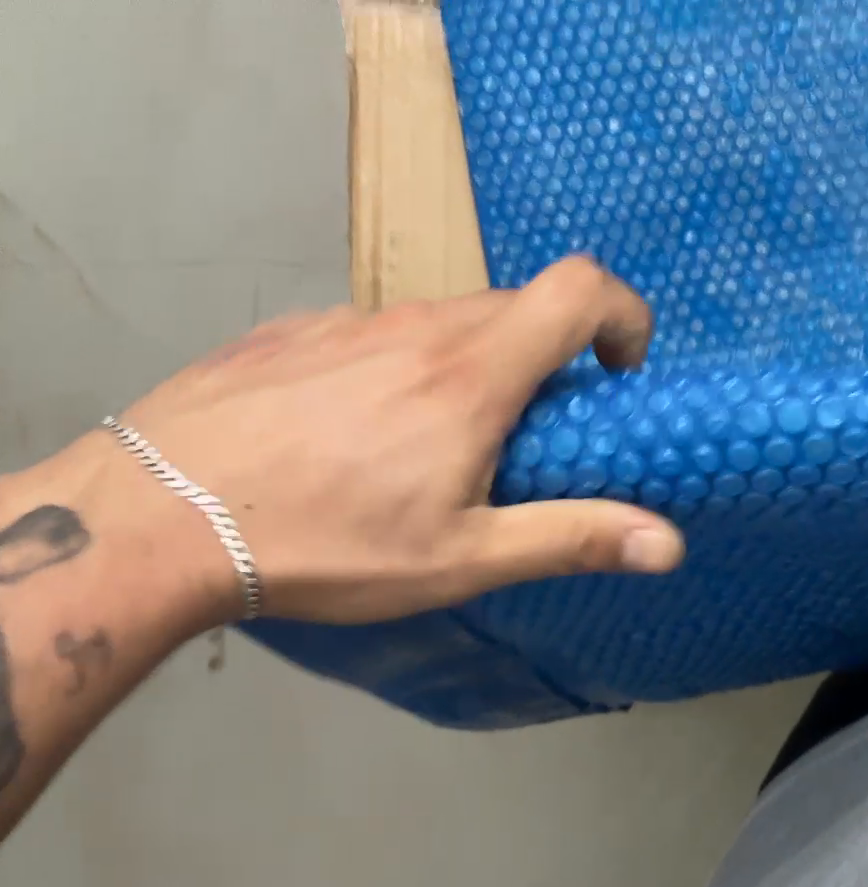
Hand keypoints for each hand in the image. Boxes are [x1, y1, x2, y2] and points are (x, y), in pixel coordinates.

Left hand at [79, 256, 683, 624]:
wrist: (140, 522)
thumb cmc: (321, 543)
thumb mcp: (464, 558)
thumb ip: (575, 538)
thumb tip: (669, 545)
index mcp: (473, 375)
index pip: (578, 290)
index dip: (625, 314)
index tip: (620, 374)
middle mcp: (419, 328)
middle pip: (523, 308)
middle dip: (559, 358)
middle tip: (542, 431)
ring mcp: (349, 322)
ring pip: (453, 318)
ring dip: (488, 363)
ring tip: (454, 439)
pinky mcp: (295, 333)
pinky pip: (387, 330)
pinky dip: (416, 364)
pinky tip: (371, 428)